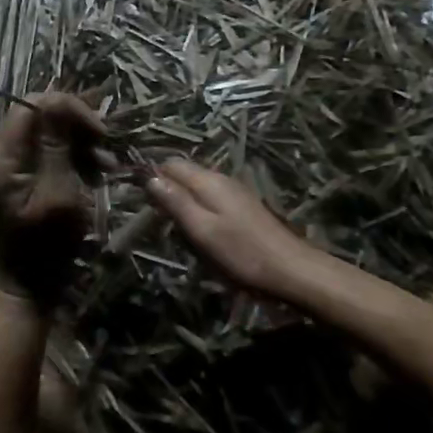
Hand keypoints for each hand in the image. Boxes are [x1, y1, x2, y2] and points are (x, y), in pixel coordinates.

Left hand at [0, 93, 105, 304]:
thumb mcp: (59, 193)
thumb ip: (57, 145)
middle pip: (38, 116)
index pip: (32, 106)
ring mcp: (2, 160)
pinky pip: (43, 147)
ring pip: (45, 130)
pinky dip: (69, 154)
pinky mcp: (13, 169)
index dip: (69, 109)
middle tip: (107, 148)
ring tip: (104, 165)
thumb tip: (59, 100)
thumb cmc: (47, 244)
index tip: (101, 131)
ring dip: (78, 143)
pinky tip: (91, 171)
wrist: (30, 282)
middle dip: (77, 128)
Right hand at [146, 160, 321, 297]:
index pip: (172, 163)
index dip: (154, 175)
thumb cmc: (242, 252)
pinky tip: (198, 226)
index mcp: (208, 180)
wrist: (291, 268)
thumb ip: (176, 202)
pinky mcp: (243, 206)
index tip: (140, 197)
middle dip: (167, 187)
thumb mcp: (202, 230)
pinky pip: (211, 197)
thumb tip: (150, 178)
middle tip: (154, 215)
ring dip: (182, 198)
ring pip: (198, 185)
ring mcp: (235, 191)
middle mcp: (221, 178)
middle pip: (185, 172)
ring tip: (172, 223)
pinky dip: (198, 206)